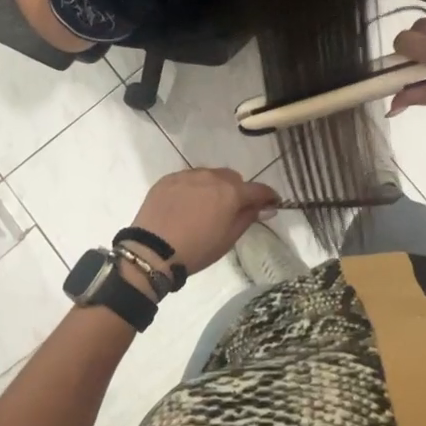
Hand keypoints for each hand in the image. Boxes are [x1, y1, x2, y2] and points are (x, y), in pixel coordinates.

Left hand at [130, 168, 279, 277]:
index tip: (272, 203)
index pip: (258, 189)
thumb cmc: (196, 249)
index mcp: (230, 192)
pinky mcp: (167, 179)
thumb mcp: (228, 239)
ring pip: (209, 175)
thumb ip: (248, 217)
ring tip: (206, 208)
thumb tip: (267, 207)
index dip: (268, 196)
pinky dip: (193, 188)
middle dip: (237, 191)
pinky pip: (188, 179)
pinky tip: (186, 206)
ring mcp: (187, 175)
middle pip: (232, 178)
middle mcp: (211, 176)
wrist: (152, 250)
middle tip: (231, 210)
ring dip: (214, 187)